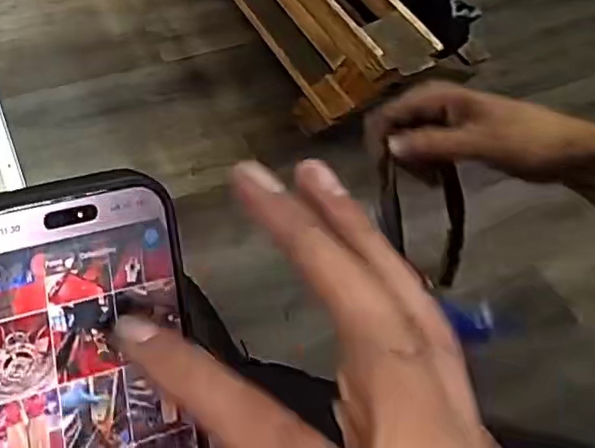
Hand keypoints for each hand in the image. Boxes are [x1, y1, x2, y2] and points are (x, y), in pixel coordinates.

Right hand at [110, 161, 490, 447]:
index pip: (267, 428)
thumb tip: (177, 390)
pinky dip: (385, 283)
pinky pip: (426, 338)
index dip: (193, 377)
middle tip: (258, 174)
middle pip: (379, 323)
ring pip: (417, 314)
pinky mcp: (461, 435)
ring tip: (317, 183)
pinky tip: (362, 264)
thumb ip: (252, 431)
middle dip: (313, 236)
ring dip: (359, 239)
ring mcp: (461, 437)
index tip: (132, 330)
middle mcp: (437, 446)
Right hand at [367, 80, 594, 192]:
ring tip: (431, 184)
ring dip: (410, 160)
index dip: (379, 142)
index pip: (387, 113)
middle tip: (419, 183)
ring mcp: (443, 116)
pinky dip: (425, 161)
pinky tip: (438, 179)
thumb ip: (433, 144)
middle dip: (396, 153)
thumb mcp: (481, 144)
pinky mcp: (454, 131)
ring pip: (407, 136)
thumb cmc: (529, 142)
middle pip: (393, 124)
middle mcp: (432, 100)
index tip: (385, 175)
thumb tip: (389, 146)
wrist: (575, 151)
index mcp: (435, 95)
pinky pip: (424, 144)